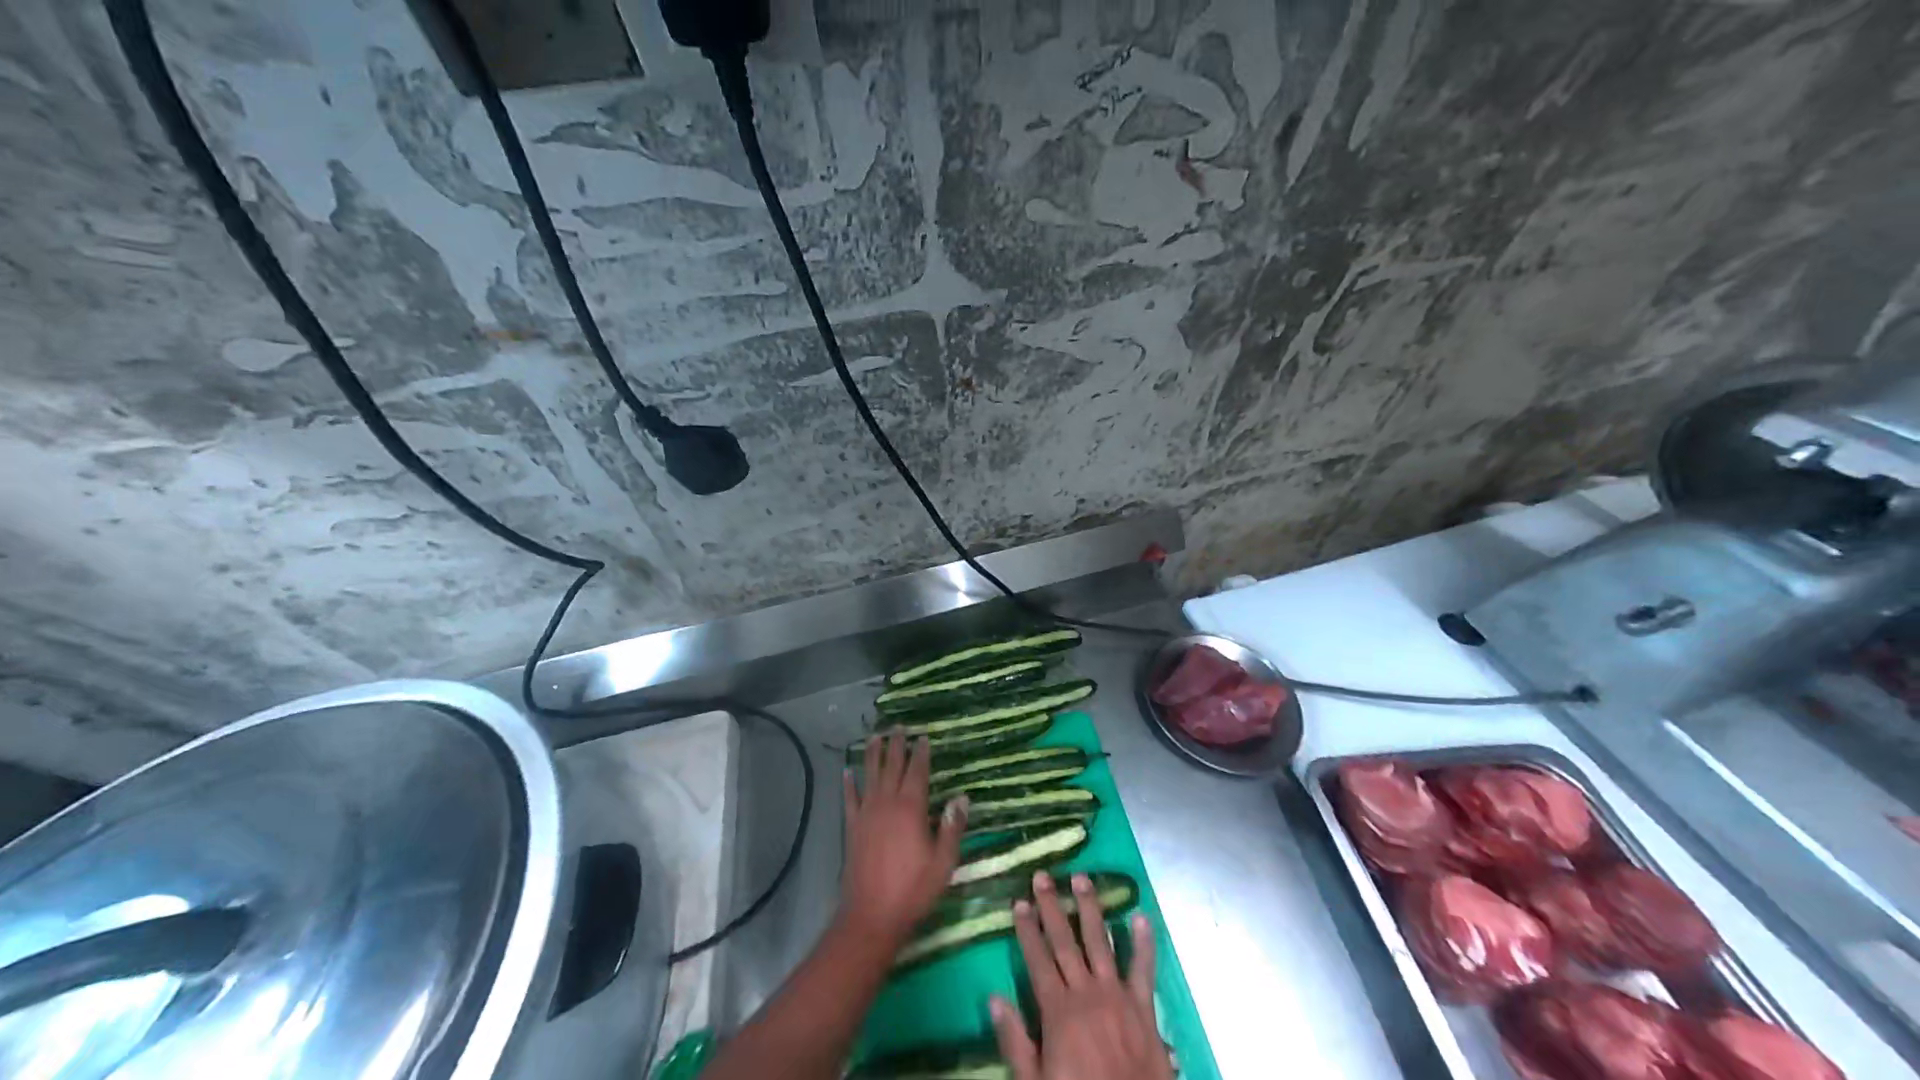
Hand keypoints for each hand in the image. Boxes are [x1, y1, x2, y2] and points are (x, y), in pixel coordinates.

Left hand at [841, 731, 966, 943]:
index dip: (920, 753)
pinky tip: (847, 771)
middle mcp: (886, 803)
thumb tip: (961, 798)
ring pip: (869, 775)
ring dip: (872, 754)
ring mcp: (866, 814)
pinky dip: (848, 783)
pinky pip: (849, 798)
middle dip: (896, 745)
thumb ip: (951, 827)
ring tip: (875, 736)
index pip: (917, 771)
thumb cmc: (913, 889)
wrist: (872, 915)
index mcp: (911, 808)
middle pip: (892, 767)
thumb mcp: (943, 862)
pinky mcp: (852, 827)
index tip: (922, 736)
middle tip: (898, 727)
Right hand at [991, 873, 1171, 1079]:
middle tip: (1043, 875)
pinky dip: (1143, 942)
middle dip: (1052, 906)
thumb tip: (993, 998)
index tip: (1019, 901)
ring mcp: (1117, 996)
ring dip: (1090, 908)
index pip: (1037, 959)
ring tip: (1082, 879)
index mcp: (1058, 1011)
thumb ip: (1015, 1041)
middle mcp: (1086, 993)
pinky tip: (1141, 916)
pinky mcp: (1144, 1007)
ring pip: (1100, 942)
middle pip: (1065, 942)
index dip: (1027, 929)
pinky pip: (1144, 969)